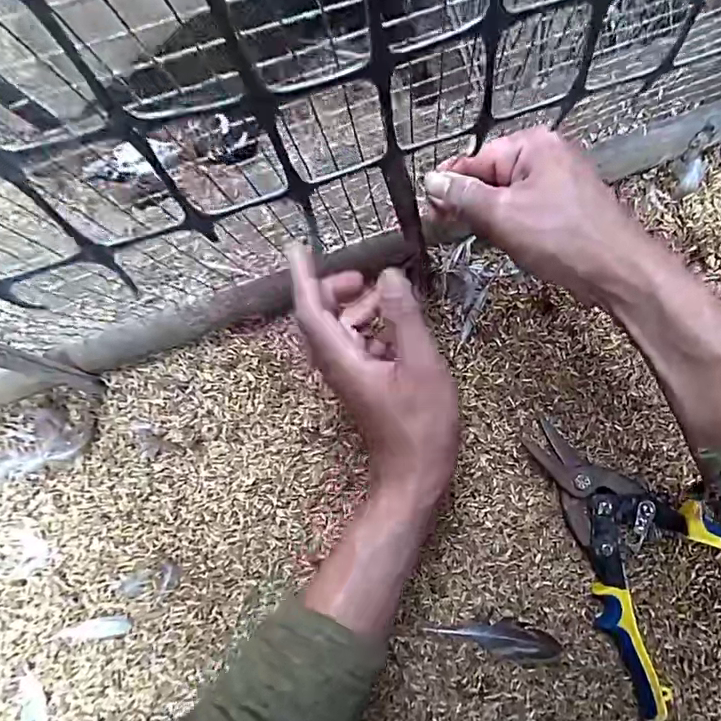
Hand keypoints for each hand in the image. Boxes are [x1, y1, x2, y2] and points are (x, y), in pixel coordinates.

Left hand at [289, 244, 460, 507]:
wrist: (414, 475)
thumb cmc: (420, 426)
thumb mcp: (421, 364)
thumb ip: (403, 317)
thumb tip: (388, 276)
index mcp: (342, 358)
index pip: (310, 308)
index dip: (303, 273)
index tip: (299, 244)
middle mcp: (336, 366)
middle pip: (321, 316)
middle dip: (337, 288)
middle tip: (364, 275)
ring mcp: (348, 377)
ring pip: (341, 330)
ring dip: (360, 308)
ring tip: (393, 299)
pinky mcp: (363, 385)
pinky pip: (357, 347)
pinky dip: (372, 330)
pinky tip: (400, 331)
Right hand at [423, 127, 657, 305]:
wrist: (618, 270)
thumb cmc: (565, 240)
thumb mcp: (502, 216)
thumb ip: (463, 197)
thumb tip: (432, 181)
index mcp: (533, 144)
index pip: (475, 160)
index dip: (450, 188)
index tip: (431, 212)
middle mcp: (549, 155)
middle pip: (492, 176)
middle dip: (473, 206)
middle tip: (455, 232)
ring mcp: (562, 181)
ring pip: (509, 197)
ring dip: (494, 220)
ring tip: (493, 242)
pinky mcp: (568, 207)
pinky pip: (529, 210)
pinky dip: (515, 227)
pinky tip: (515, 246)